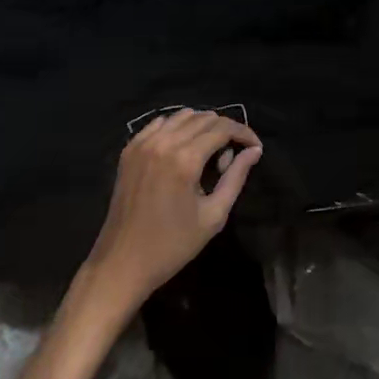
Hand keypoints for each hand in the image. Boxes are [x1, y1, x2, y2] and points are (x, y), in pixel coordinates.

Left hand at [82, 109, 262, 309]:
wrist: (122, 262)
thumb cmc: (172, 245)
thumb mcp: (213, 215)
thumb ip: (235, 177)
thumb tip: (254, 151)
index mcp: (185, 159)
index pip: (223, 128)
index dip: (244, 133)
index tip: (255, 147)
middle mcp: (163, 142)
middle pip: (204, 118)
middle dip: (225, 130)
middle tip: (230, 158)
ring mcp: (142, 144)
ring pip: (182, 116)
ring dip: (202, 126)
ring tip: (209, 152)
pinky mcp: (129, 150)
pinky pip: (159, 124)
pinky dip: (176, 128)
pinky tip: (183, 148)